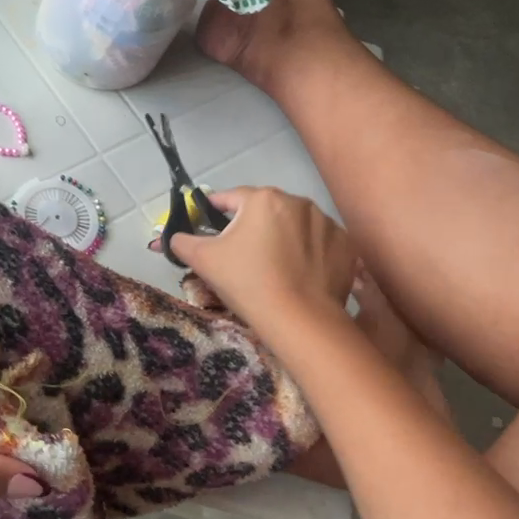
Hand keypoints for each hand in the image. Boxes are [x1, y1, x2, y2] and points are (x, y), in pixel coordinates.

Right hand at [169, 187, 356, 326]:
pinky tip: (299, 275)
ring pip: (294, 226)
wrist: (300, 320)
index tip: (207, 225)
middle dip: (251, 227)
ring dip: (282, 238)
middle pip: (265, 210)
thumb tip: (171, 237)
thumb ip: (182, 242)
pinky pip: (320, 244)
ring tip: (272, 267)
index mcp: (263, 199)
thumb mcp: (203, 260)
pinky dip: (308, 254)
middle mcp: (299, 202)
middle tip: (240, 255)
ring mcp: (327, 223)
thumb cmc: (247, 282)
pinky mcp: (347, 246)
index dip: (215, 210)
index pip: (231, 198)